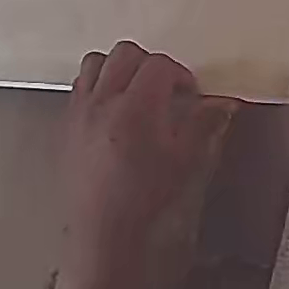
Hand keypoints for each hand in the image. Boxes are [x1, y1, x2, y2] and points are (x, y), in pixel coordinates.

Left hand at [63, 42, 214, 257]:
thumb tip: (223, 104)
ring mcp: (79, 112)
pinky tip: (113, 111)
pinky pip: (79, 87)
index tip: (190, 92)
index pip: (159, 65)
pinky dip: (98, 86)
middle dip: (150, 64)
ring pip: (96, 63)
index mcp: (136, 108)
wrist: (104, 234)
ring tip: (136, 92)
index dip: (180, 74)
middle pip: (125, 54)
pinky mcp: (65, 126)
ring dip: (119, 69)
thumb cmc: (145, 199)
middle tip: (166, 88)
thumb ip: (204, 124)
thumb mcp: (185, 161)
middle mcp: (102, 102)